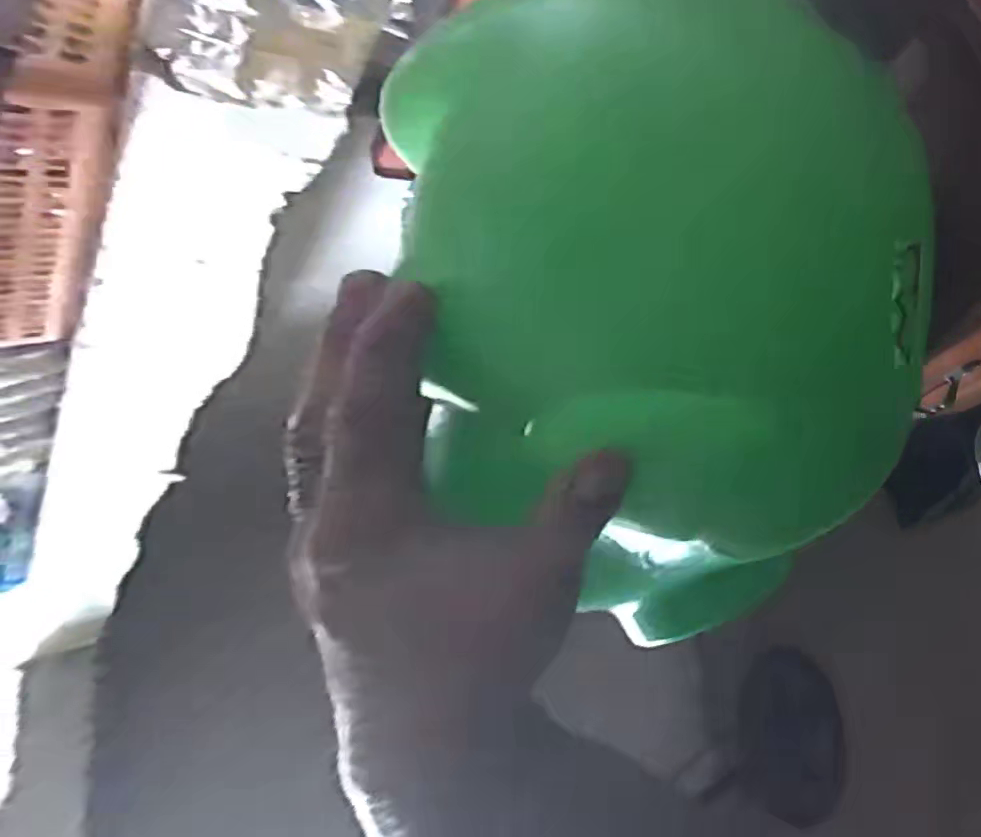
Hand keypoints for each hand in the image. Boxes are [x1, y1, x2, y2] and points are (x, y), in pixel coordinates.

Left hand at [285, 272, 629, 751]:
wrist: (431, 739)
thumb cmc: (479, 654)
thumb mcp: (538, 579)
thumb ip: (573, 512)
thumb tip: (617, 450)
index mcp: (364, 525)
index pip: (367, 420)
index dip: (387, 352)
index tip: (410, 289)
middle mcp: (328, 527)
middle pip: (319, 422)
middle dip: (343, 349)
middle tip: (365, 285)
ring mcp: (330, 545)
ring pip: (319, 447)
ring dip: (341, 382)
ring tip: (366, 329)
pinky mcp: (347, 558)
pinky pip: (339, 471)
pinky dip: (356, 424)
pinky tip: (387, 415)